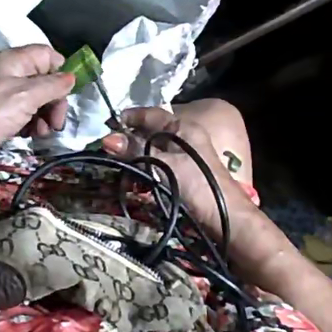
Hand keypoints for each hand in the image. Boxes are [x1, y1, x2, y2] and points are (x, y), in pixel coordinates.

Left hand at [0, 45, 72, 215]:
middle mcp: (7, 75)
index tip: (70, 93)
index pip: (47, 55)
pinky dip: (31, 125)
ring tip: (42, 133)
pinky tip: (31, 136)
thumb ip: (52, 85)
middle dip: (55, 101)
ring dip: (45, 116)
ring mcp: (1, 98)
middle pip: (44, 81)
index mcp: (12, 61)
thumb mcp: (26, 94)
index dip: (61, 71)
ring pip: (35, 102)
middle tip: (56, 123)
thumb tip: (71, 77)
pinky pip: (23, 117)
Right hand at [102, 107, 258, 249]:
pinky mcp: (181, 176)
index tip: (110, 122)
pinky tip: (131, 176)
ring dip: (133, 156)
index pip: (153, 114)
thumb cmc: (198, 184)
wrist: (224, 217)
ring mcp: (183, 157)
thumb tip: (108, 138)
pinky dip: (142, 169)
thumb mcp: (164, 164)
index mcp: (184, 128)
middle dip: (129, 137)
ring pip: (152, 150)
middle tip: (107, 145)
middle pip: (151, 132)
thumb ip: (136, 150)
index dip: (131, 116)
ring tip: (114, 161)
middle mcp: (184, 138)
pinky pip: (155, 166)